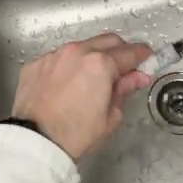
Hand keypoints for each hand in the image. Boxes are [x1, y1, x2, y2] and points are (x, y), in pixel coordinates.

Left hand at [11, 34, 153, 159]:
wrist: (36, 141)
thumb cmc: (76, 133)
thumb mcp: (111, 115)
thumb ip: (124, 89)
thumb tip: (137, 77)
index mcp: (100, 64)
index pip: (130, 52)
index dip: (142, 56)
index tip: (147, 59)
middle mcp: (76, 52)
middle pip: (107, 41)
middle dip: (120, 51)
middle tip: (124, 69)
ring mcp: (53, 56)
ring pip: (81, 46)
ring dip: (93, 56)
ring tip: (94, 78)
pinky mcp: (36, 64)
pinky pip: (59, 58)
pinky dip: (69, 66)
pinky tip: (69, 84)